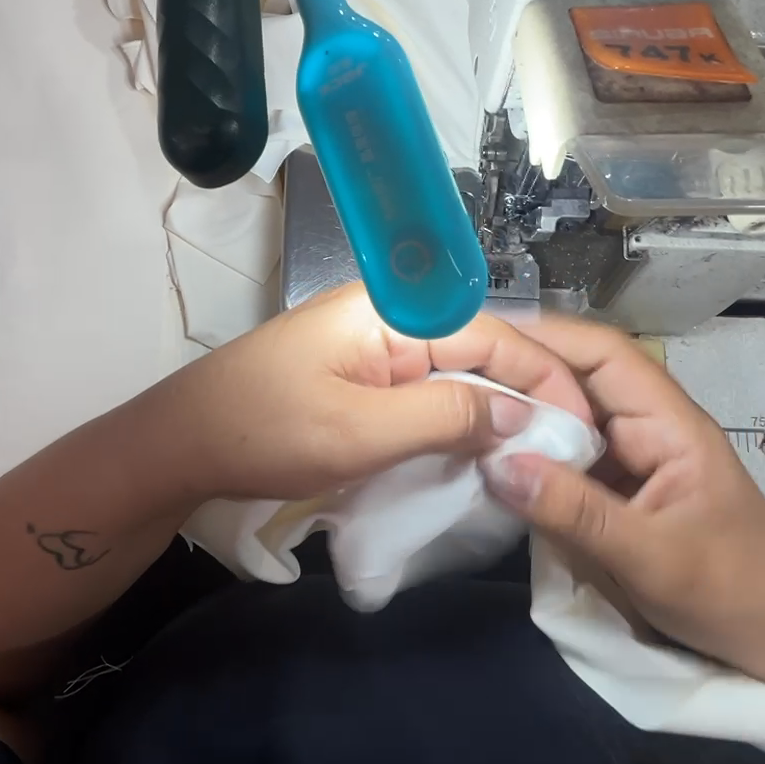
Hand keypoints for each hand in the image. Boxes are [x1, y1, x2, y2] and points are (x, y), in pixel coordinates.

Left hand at [150, 284, 591, 503]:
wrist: (183, 444)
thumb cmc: (265, 431)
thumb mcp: (361, 431)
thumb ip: (446, 414)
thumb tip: (522, 414)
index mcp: (391, 310)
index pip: (492, 332)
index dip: (542, 378)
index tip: (581, 427)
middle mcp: (387, 316)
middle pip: (477, 347)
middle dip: (523, 394)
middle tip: (566, 448)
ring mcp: (370, 346)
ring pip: (452, 371)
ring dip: (491, 410)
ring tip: (534, 454)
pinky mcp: (358, 376)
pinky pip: (421, 391)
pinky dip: (453, 419)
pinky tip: (477, 449)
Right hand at [482, 317, 764, 714]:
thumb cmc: (731, 595)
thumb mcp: (653, 557)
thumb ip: (575, 511)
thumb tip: (495, 463)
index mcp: (671, 424)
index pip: (606, 355)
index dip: (548, 336)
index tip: (484, 336)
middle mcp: (645, 427)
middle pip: (577, 378)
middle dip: (519, 370)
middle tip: (452, 372)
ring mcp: (627, 457)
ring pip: (565, 416)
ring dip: (517, 410)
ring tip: (457, 404)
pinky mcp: (611, 487)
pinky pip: (563, 454)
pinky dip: (526, 449)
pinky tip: (487, 452)